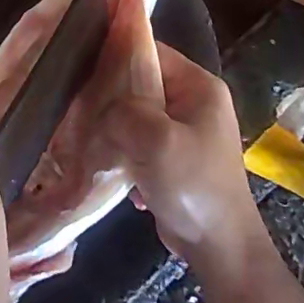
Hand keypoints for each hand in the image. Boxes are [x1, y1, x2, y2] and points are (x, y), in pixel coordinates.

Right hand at [95, 0, 259, 263]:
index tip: (83, 67)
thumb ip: (122, 112)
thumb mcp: (155, 140)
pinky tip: (115, 170)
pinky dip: (125, 152)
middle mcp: (194, 101)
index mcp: (199, 85)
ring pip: (137, 114)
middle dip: (112, 98)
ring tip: (93, 140)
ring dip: (116, 129)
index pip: (151, 50)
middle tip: (82, 109)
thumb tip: (101, 111)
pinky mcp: (176, 157)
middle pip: (141, 83)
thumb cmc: (194, 186)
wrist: (221, 251)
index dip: (117, 55)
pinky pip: (140, 141)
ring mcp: (186, 131)